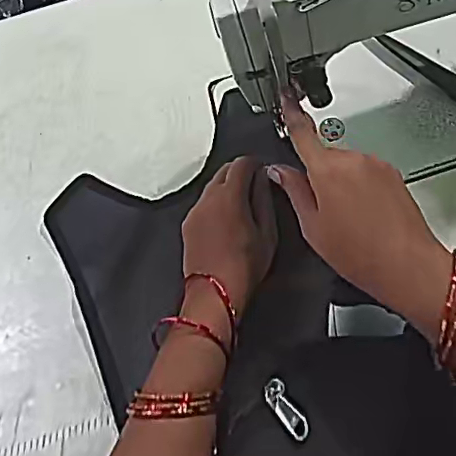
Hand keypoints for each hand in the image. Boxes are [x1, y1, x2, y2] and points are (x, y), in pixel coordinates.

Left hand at [181, 157, 276, 314]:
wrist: (213, 292)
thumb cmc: (245, 267)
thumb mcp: (267, 233)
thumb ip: (264, 199)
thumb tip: (262, 179)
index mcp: (230, 195)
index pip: (241, 164)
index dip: (254, 162)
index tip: (261, 168)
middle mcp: (208, 197)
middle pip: (223, 171)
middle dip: (239, 171)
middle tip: (253, 182)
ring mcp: (195, 210)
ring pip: (212, 186)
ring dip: (226, 187)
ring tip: (241, 202)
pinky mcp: (188, 223)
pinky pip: (203, 203)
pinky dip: (215, 202)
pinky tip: (225, 218)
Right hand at [267, 93, 449, 330]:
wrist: (410, 267)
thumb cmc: (364, 254)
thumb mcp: (313, 228)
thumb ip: (293, 191)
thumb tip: (280, 172)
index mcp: (326, 169)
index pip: (302, 131)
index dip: (290, 112)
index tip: (286, 98)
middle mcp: (352, 159)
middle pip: (325, 155)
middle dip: (321, 174)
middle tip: (325, 209)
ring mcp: (375, 163)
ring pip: (346, 164)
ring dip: (343, 182)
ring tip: (352, 219)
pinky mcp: (392, 172)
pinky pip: (367, 172)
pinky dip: (362, 187)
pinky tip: (368, 215)